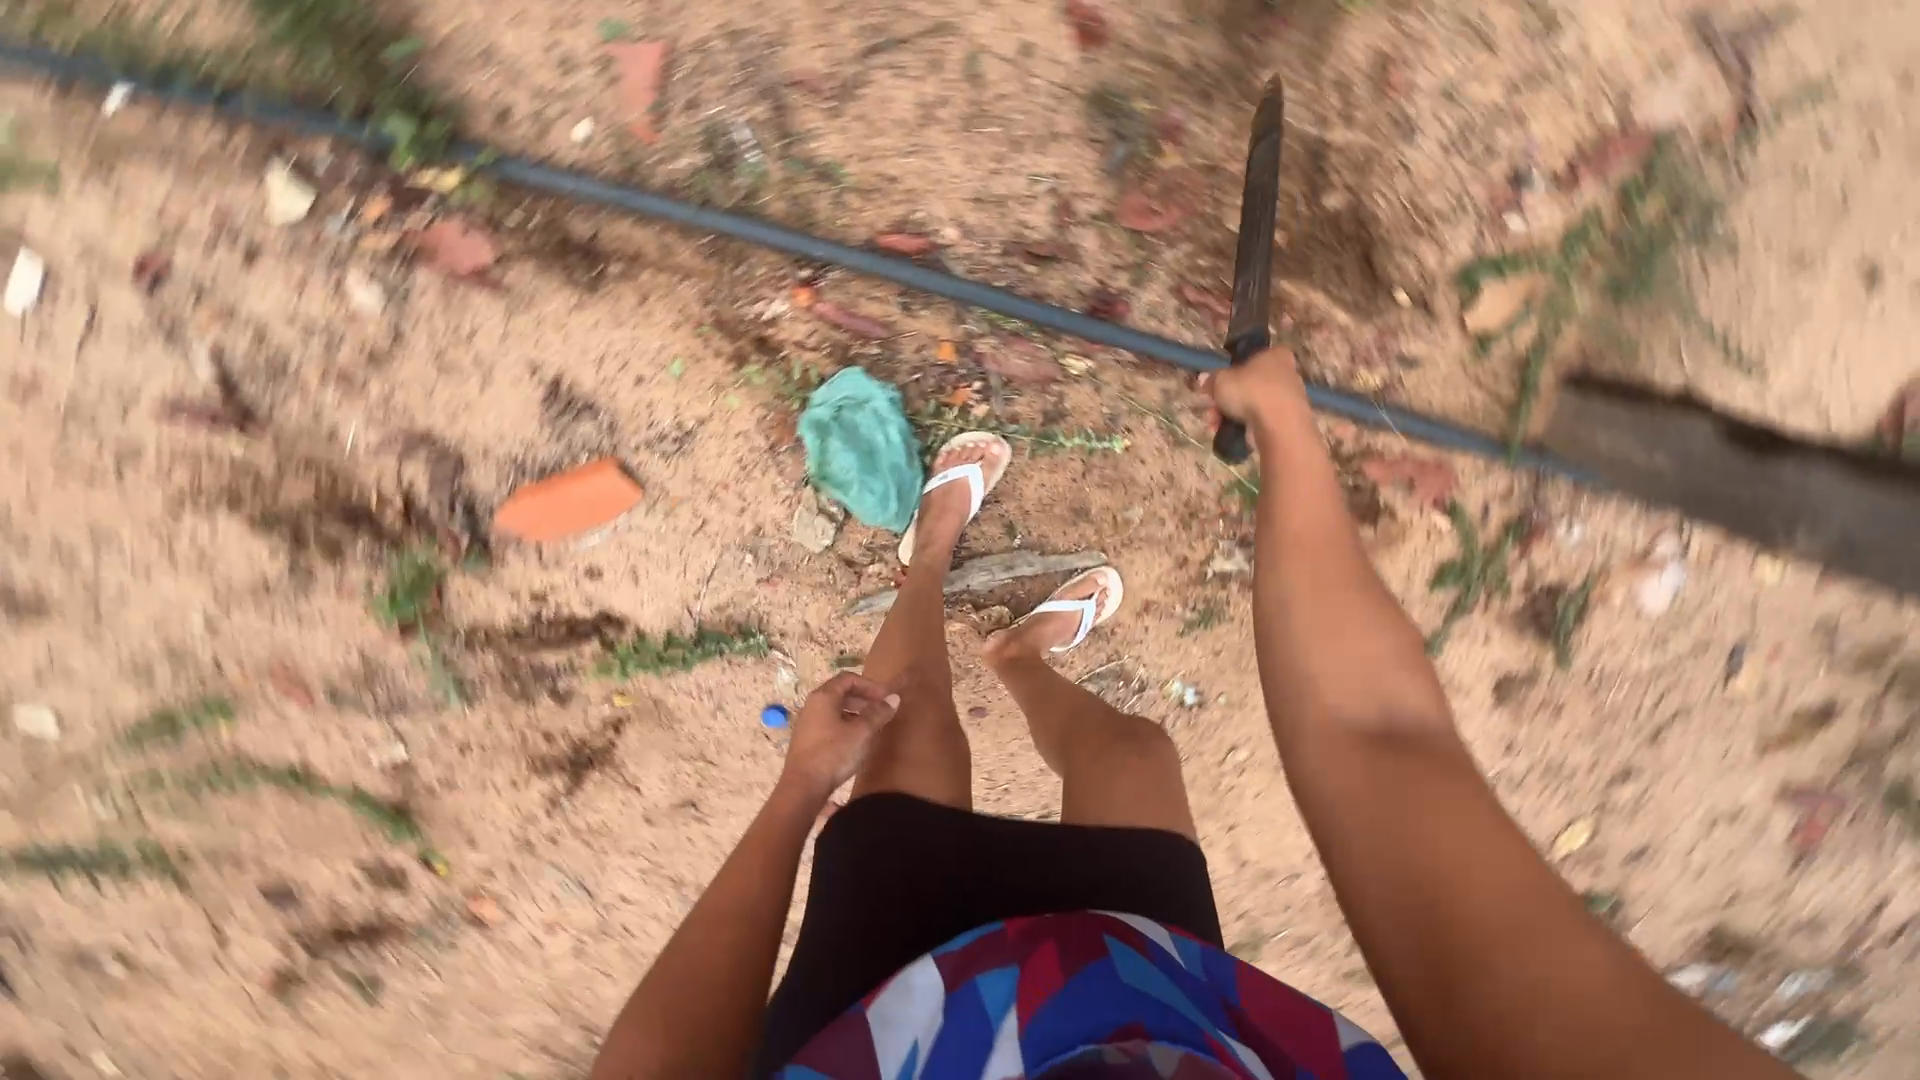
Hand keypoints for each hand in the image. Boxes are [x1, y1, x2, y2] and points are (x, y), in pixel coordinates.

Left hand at [779, 672, 900, 800]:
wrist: (803, 787)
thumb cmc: (833, 754)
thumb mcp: (861, 732)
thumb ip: (878, 713)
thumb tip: (894, 698)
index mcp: (823, 697)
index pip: (848, 678)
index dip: (870, 685)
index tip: (885, 698)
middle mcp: (812, 705)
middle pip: (840, 692)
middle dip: (863, 698)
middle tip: (881, 709)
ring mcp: (807, 723)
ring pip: (835, 709)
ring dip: (855, 712)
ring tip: (872, 724)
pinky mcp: (807, 740)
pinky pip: (829, 723)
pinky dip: (845, 724)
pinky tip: (856, 740)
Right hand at [1198, 346, 1302, 430]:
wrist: (1278, 425)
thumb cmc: (1250, 391)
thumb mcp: (1220, 379)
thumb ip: (1211, 379)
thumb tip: (1205, 380)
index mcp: (1275, 355)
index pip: (1251, 358)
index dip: (1230, 373)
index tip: (1215, 387)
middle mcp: (1286, 373)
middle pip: (1247, 385)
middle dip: (1225, 400)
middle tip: (1210, 408)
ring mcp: (1288, 399)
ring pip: (1251, 405)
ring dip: (1229, 415)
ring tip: (1214, 424)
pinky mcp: (1286, 421)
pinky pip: (1258, 420)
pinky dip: (1242, 426)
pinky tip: (1227, 433)